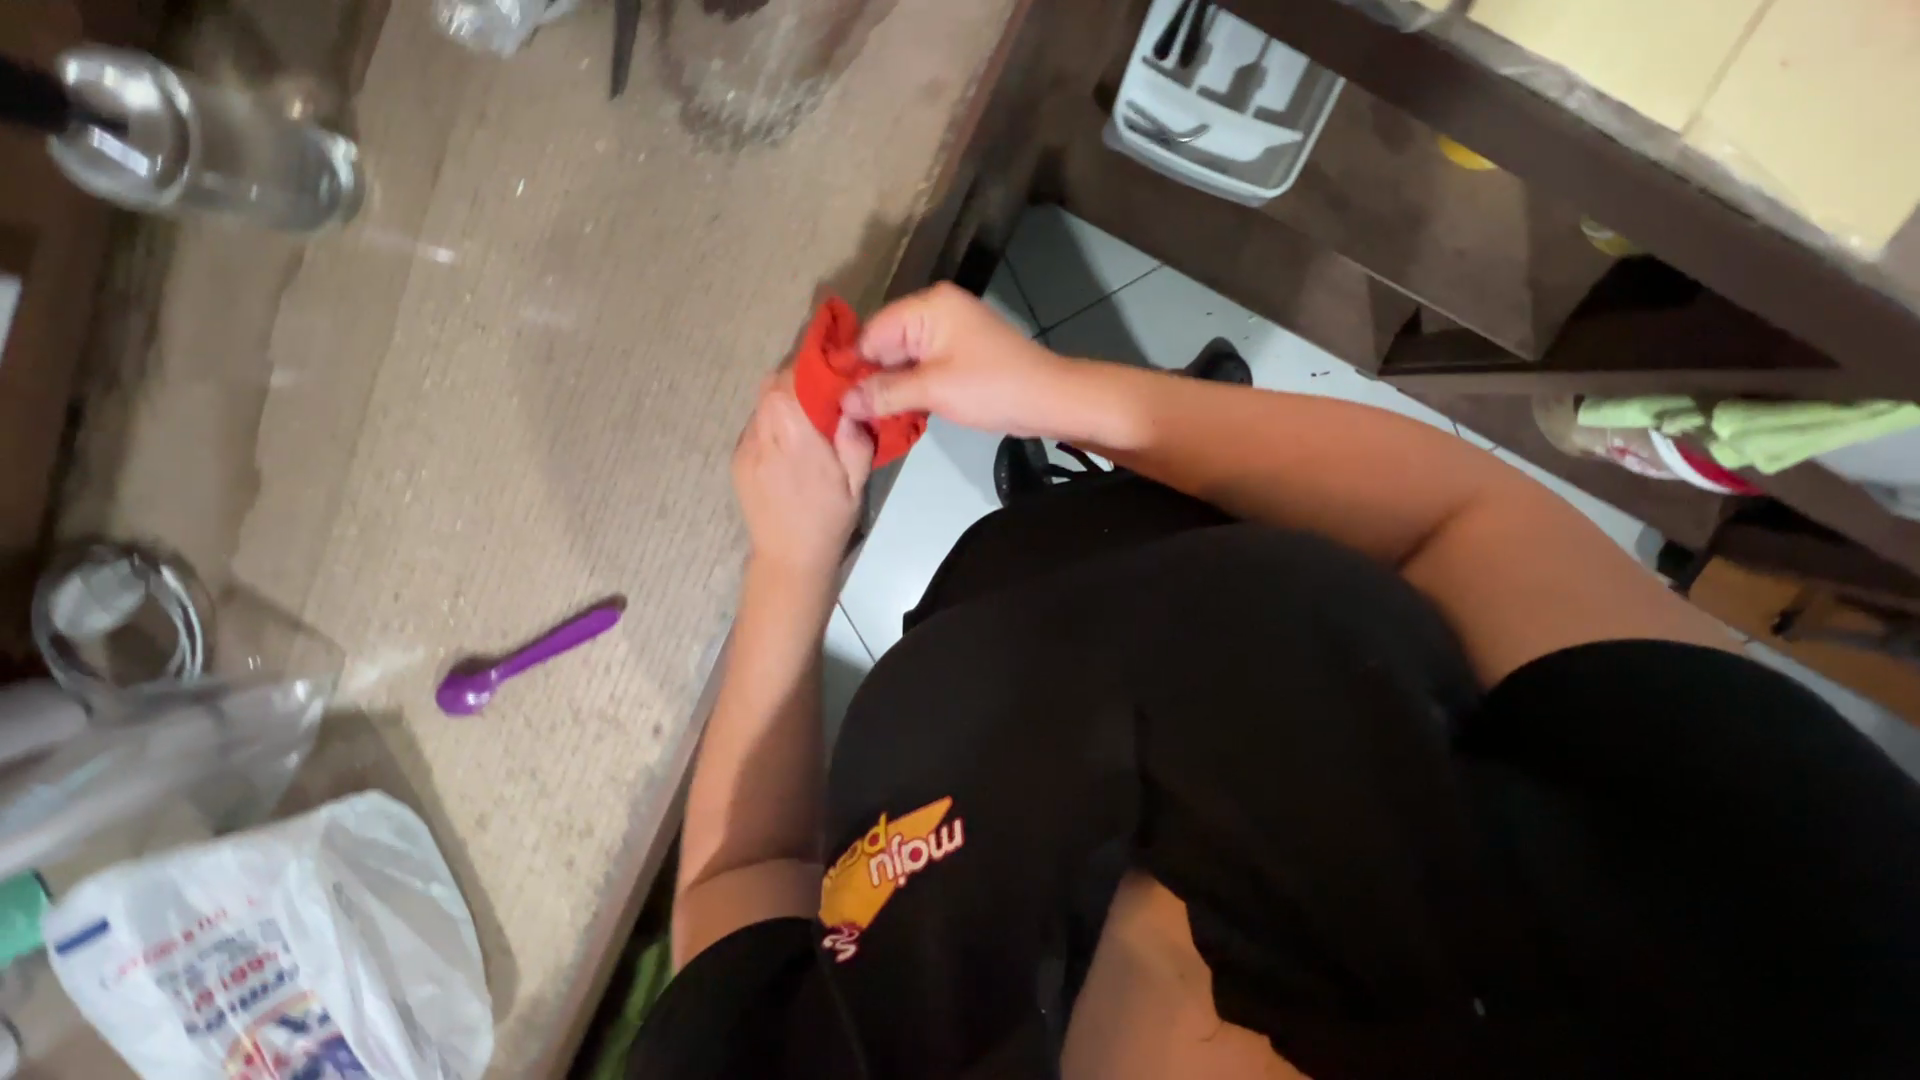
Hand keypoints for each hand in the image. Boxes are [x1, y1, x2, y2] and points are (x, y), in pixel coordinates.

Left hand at [733, 372, 872, 579]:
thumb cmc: (828, 520)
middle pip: (772, 384)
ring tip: (806, 415)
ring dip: (783, 399)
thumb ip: (855, 440)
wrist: (788, 558)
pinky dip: (772, 422)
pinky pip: (755, 425)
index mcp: (796, 437)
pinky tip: (789, 442)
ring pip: (761, 403)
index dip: (811, 366)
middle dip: (796, 378)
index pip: (794, 379)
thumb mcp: (856, 482)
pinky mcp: (737, 459)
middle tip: (822, 388)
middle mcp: (764, 435)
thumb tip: (851, 404)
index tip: (832, 366)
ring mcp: (746, 447)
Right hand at [841, 283, 1092, 439]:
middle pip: (886, 343)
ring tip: (865, 417)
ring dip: (889, 387)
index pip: (873, 331)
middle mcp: (936, 311)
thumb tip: (843, 401)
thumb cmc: (992, 388)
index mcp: (929, 306)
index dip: (853, 365)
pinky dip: (910, 389)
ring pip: (903, 359)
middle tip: (846, 413)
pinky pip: (922, 368)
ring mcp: (949, 333)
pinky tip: (894, 413)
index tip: (834, 398)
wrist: (1049, 400)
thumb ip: (885, 392)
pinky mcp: (959, 356)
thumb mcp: (933, 390)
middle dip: (870, 377)